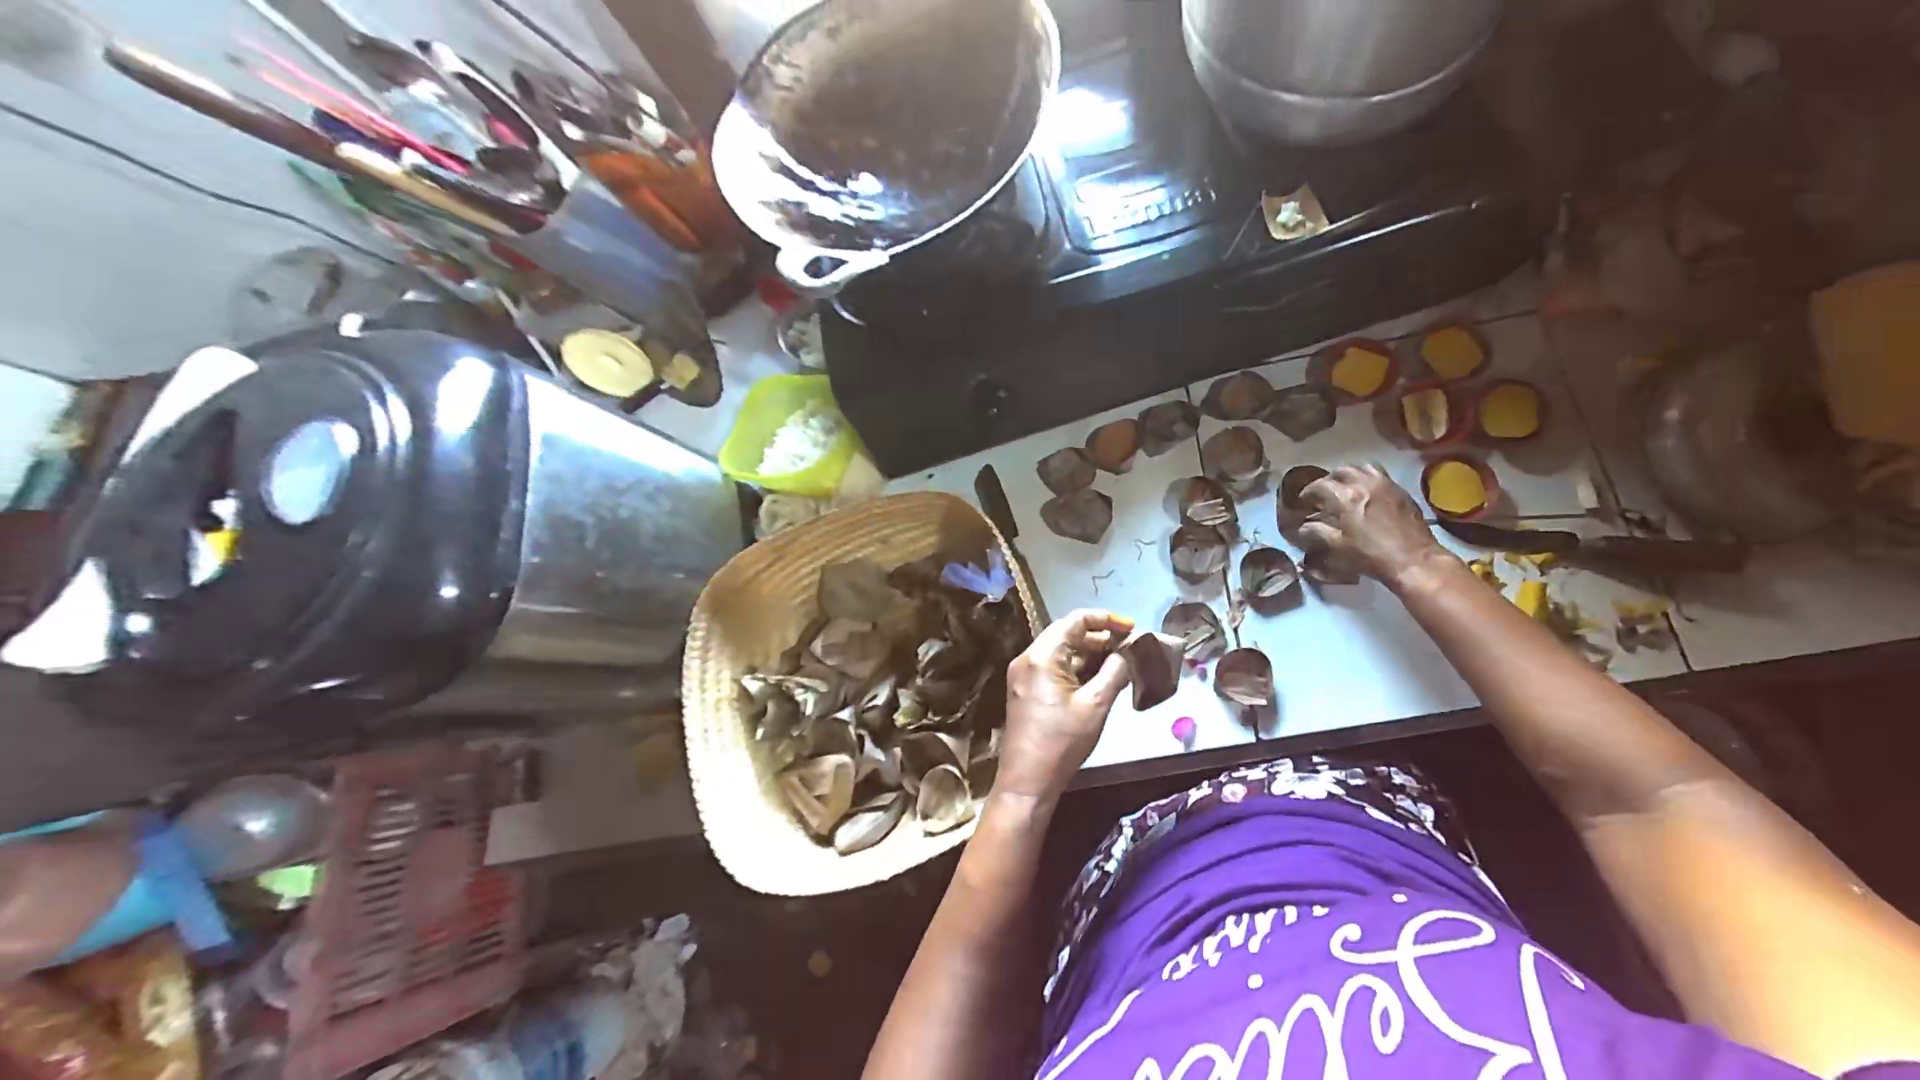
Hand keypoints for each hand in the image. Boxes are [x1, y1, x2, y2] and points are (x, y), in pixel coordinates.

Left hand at [993, 610, 1134, 803]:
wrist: (1027, 780)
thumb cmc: (1062, 742)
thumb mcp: (1096, 705)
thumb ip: (1115, 671)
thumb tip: (1131, 650)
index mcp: (1041, 656)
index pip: (1076, 620)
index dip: (1106, 619)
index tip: (1132, 628)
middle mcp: (1028, 658)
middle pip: (1067, 632)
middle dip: (1099, 635)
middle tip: (1129, 645)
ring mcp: (1024, 673)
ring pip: (1061, 650)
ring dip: (1089, 651)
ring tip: (1120, 659)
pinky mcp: (1026, 688)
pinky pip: (1053, 666)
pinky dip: (1076, 666)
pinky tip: (1099, 675)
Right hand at [1297, 464, 1455, 588]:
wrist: (1414, 561)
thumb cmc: (1371, 555)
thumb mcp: (1337, 546)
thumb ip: (1316, 532)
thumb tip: (1303, 526)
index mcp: (1345, 497)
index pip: (1318, 486)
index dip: (1307, 493)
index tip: (1303, 502)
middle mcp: (1364, 483)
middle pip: (1340, 471)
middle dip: (1327, 481)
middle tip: (1322, 495)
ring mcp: (1385, 484)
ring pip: (1361, 468)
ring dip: (1348, 476)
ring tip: (1344, 488)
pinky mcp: (1400, 491)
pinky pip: (1379, 475)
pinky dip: (1367, 479)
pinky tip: (1365, 493)